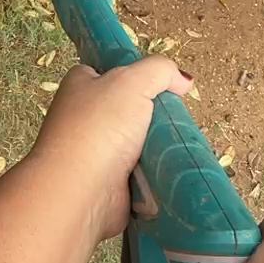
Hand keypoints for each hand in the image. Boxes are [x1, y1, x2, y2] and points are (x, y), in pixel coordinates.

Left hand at [27, 57, 191, 242]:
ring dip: (162, 148)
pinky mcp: (113, 181)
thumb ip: (159, 71)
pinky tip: (176, 172)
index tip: (169, 88)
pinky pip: (144, 173)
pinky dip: (159, 174)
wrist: (80, 191)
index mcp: (81, 84)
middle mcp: (86, 116)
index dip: (141, 77)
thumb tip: (183, 80)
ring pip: (142, 143)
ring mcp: (98, 151)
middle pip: (134, 110)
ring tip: (182, 148)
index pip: (113, 72)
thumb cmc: (99, 128)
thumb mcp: (129, 82)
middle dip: (158, 117)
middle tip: (179, 123)